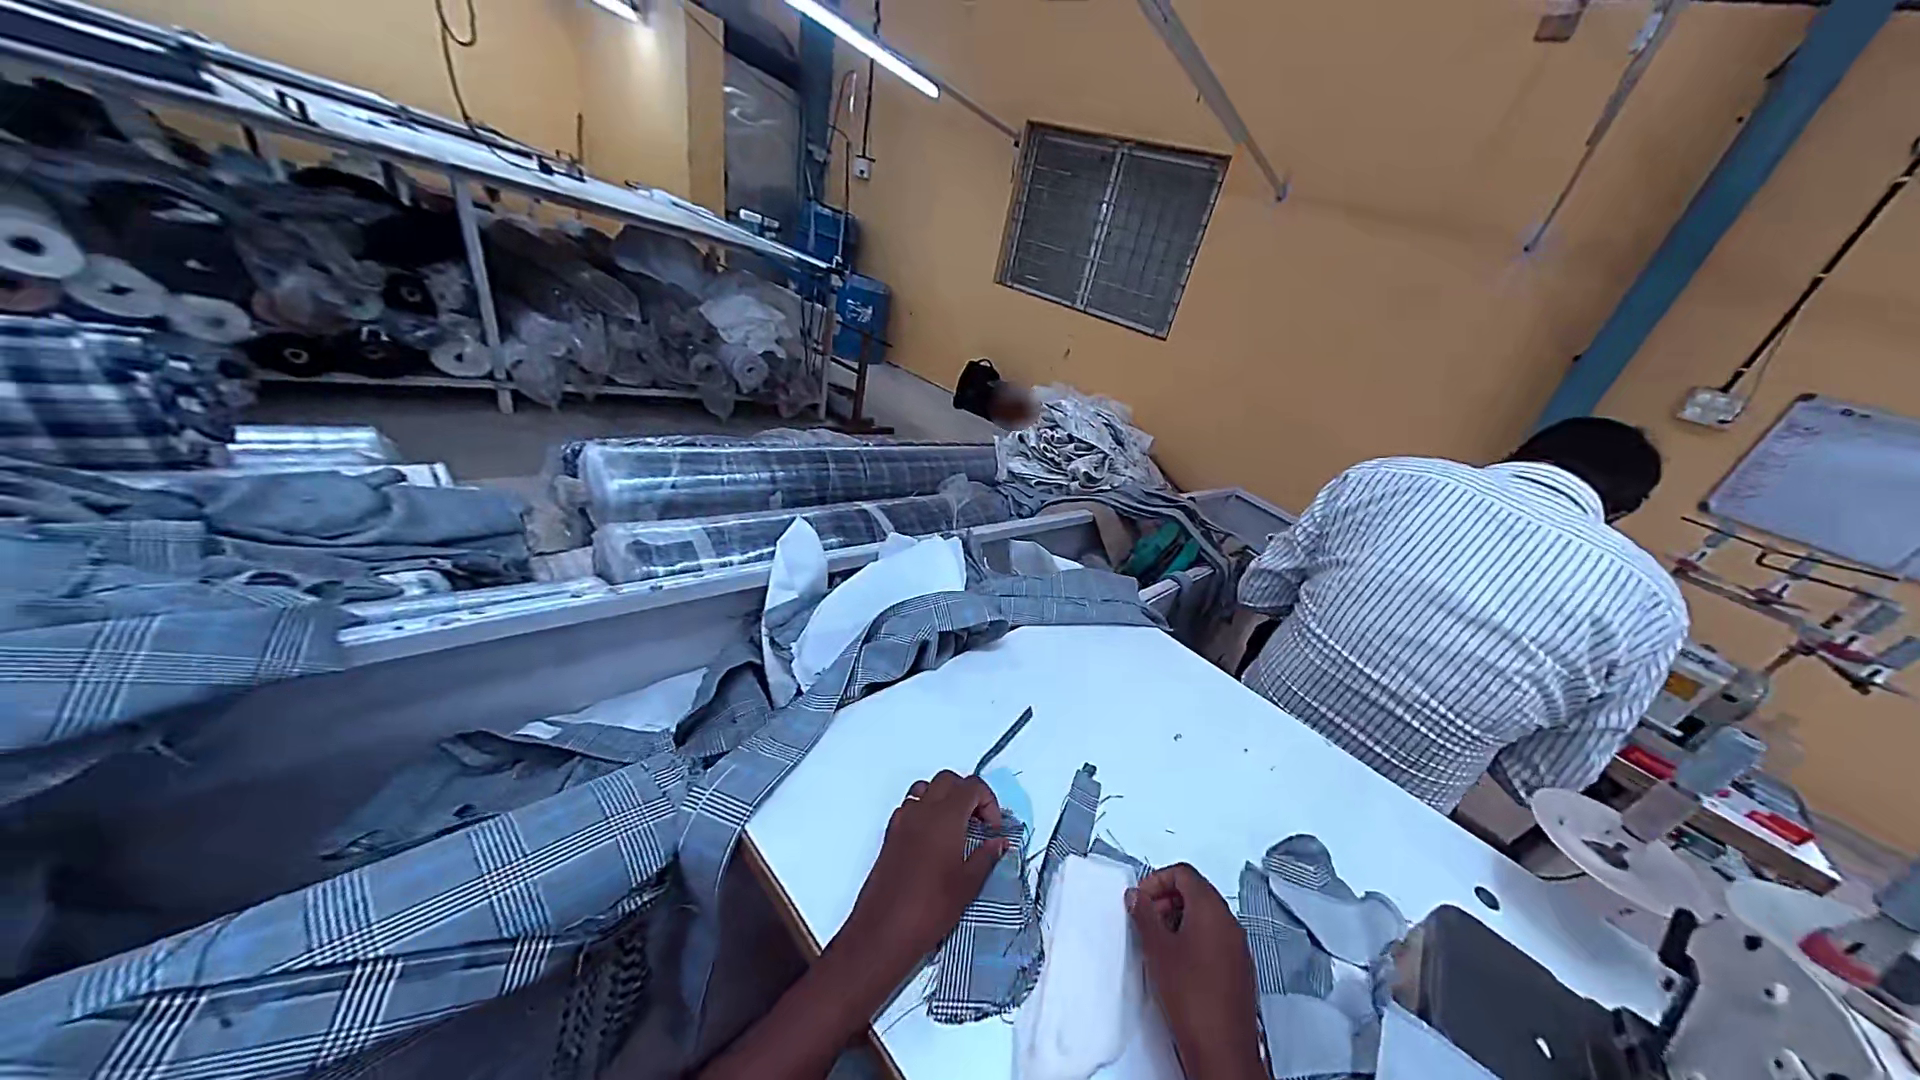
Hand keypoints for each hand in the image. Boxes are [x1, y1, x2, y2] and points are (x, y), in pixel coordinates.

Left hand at [839, 770, 1008, 974]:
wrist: (885, 929)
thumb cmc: (930, 907)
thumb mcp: (968, 884)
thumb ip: (986, 856)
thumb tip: (998, 843)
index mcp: (945, 816)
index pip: (971, 786)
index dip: (988, 801)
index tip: (992, 828)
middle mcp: (922, 810)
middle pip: (948, 780)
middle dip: (967, 794)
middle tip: (979, 822)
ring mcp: (902, 819)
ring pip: (926, 788)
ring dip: (944, 798)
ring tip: (956, 827)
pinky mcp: (890, 833)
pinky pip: (910, 807)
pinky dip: (924, 811)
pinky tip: (933, 840)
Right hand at [1128, 863, 1265, 1079]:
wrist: (1222, 1050)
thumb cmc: (1193, 998)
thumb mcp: (1156, 948)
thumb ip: (1143, 914)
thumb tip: (1137, 897)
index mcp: (1211, 909)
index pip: (1183, 873)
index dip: (1157, 880)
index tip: (1141, 899)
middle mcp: (1230, 923)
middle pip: (1196, 891)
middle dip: (1166, 898)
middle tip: (1146, 917)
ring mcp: (1238, 947)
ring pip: (1205, 915)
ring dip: (1178, 919)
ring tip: (1158, 943)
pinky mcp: (1240, 969)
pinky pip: (1215, 938)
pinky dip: (1194, 939)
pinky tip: (1177, 963)